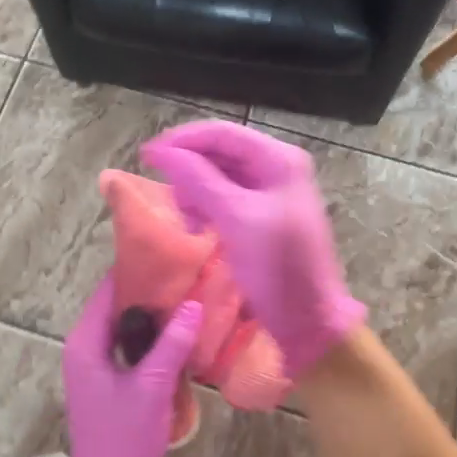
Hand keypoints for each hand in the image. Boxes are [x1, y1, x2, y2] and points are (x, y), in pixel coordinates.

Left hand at [46, 275, 202, 456]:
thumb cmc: (124, 438)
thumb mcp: (152, 388)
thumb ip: (172, 344)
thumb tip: (195, 303)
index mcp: (85, 341)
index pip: (111, 287)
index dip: (140, 267)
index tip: (174, 252)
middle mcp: (86, 344)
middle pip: (120, 302)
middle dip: (153, 288)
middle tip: (190, 271)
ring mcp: (98, 362)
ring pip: (128, 323)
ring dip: (155, 312)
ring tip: (191, 294)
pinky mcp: (111, 377)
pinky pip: (132, 342)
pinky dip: (154, 334)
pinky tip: (182, 330)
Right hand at [141, 121, 365, 377]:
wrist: (308, 323)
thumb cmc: (277, 268)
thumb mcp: (235, 219)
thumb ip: (199, 180)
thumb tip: (162, 152)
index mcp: (279, 160)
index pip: (222, 133)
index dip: (182, 140)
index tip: (147, 155)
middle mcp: (277, 167)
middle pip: (221, 151)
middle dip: (189, 168)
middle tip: (165, 192)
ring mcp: (272, 192)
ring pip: (220, 174)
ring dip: (196, 189)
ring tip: (184, 216)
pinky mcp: (263, 215)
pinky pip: (226, 197)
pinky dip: (207, 205)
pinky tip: (196, 224)